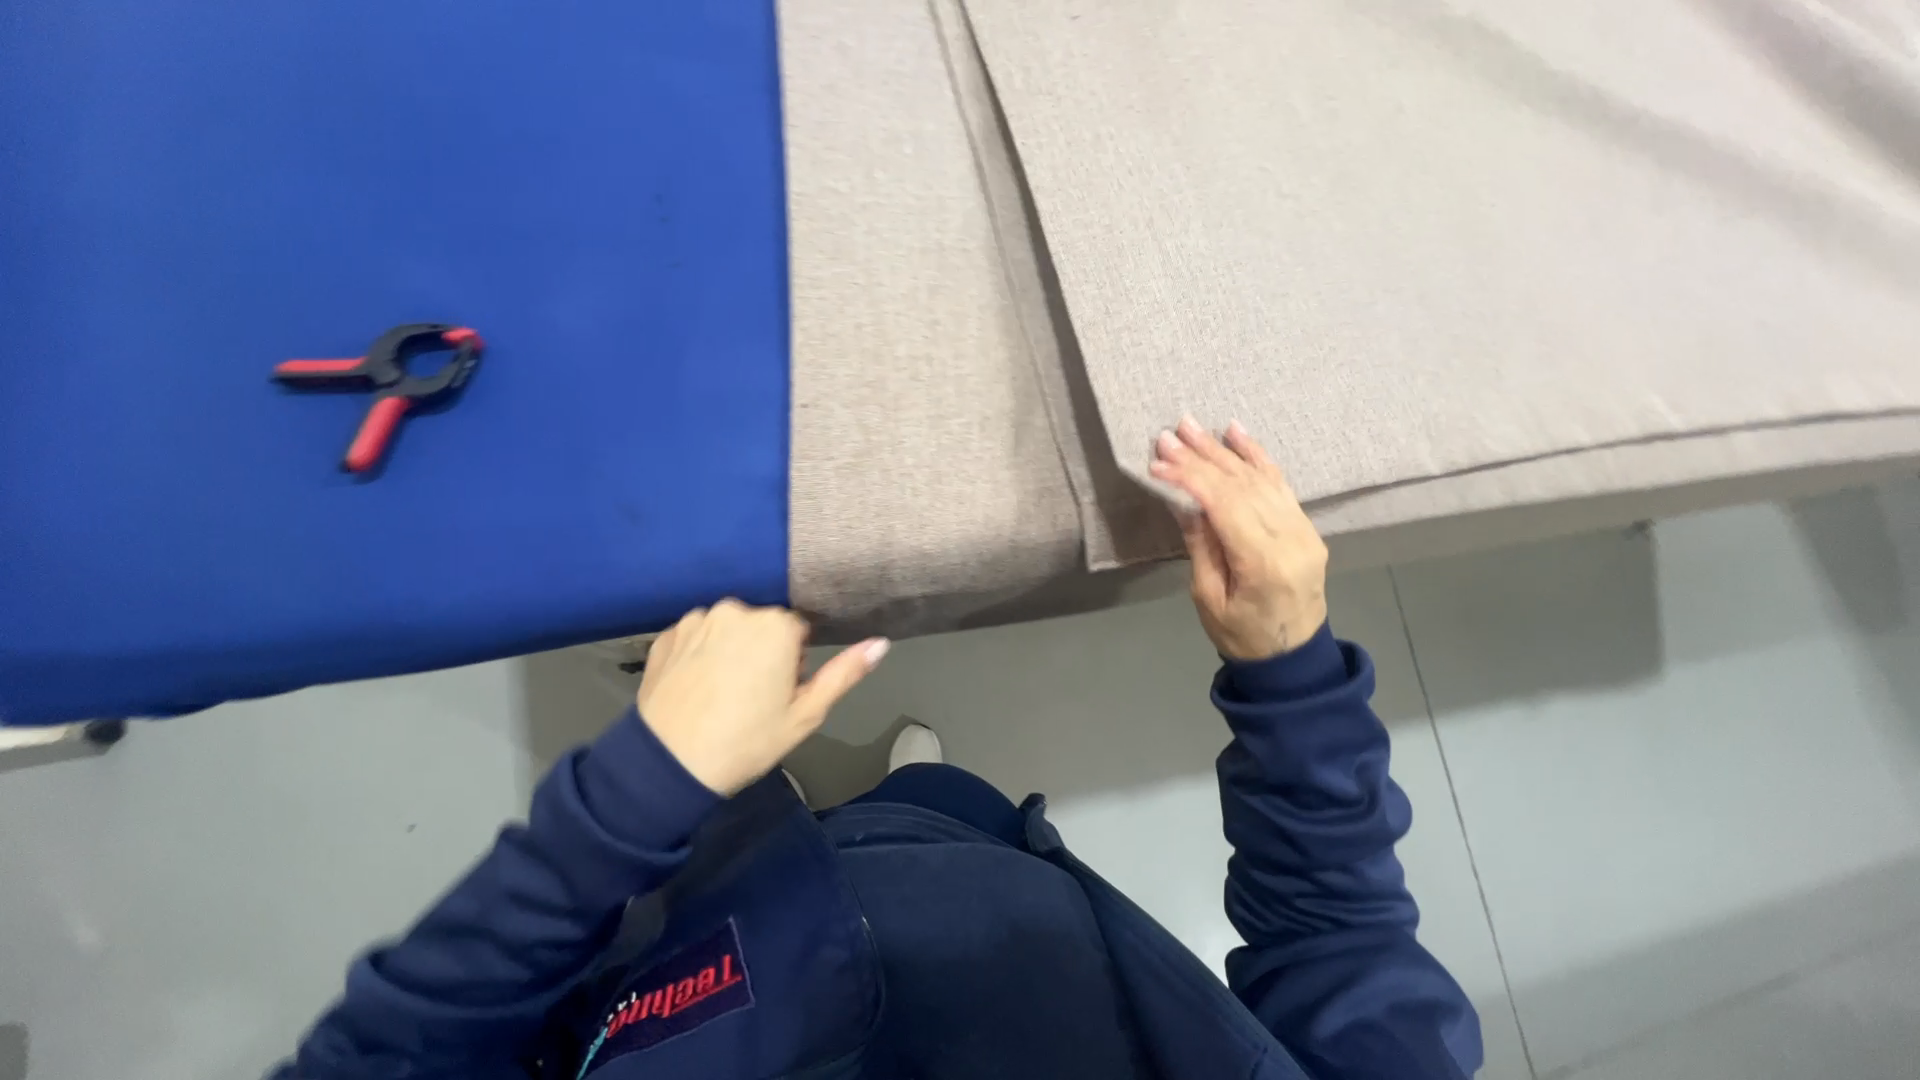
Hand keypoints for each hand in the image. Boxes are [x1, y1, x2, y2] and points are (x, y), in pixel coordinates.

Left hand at [636, 600, 888, 795]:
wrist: (669, 766)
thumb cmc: (747, 742)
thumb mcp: (806, 714)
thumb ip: (845, 672)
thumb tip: (880, 643)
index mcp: (775, 625)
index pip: (797, 630)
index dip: (794, 661)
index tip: (781, 692)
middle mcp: (735, 610)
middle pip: (761, 625)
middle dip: (762, 651)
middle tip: (753, 697)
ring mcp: (696, 620)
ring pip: (727, 629)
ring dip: (729, 650)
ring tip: (721, 695)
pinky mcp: (665, 636)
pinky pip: (694, 637)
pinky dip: (698, 655)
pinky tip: (695, 689)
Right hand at [1150, 418, 1329, 660]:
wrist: (1292, 656)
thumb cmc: (1240, 635)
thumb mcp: (1208, 597)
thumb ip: (1201, 545)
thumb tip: (1185, 500)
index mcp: (1264, 563)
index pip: (1225, 505)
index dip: (1190, 478)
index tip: (1158, 462)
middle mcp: (1291, 539)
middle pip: (1242, 486)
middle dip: (1202, 457)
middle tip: (1169, 434)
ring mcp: (1304, 530)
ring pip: (1261, 478)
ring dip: (1224, 450)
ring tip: (1192, 427)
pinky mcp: (1306, 526)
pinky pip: (1280, 484)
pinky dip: (1258, 456)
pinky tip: (1237, 433)